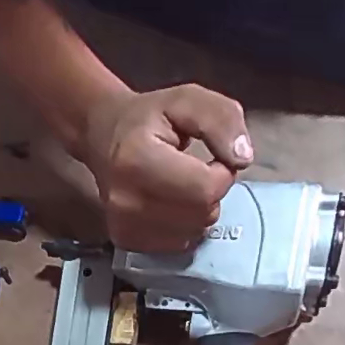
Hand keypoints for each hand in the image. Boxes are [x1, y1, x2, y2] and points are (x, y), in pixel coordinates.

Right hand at [76, 85, 253, 250]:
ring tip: (181, 186)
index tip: (211, 158)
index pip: (206, 189)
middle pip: (202, 214)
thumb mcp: (188, 100)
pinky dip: (185, 225)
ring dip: (199, 211)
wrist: (103, 137)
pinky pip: (180, 243)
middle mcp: (126, 199)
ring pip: (194, 232)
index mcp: (137, 159)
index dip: (221, 173)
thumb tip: (242, 159)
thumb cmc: (149, 117)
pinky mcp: (128, 242)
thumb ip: (221, 120)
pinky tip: (170, 204)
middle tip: (195, 172)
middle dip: (211, 193)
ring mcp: (124, 225)